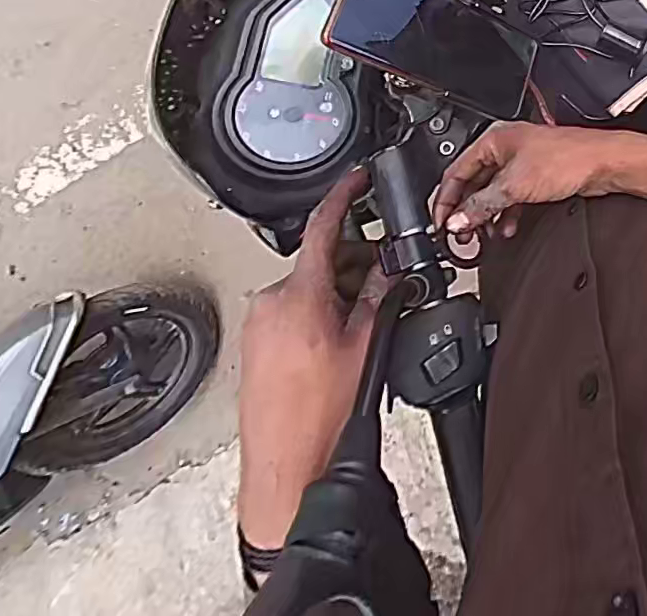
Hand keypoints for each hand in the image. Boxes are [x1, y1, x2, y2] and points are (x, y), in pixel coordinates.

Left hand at [238, 168, 384, 546]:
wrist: (287, 468)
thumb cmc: (321, 417)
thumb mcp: (365, 345)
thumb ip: (379, 294)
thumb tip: (390, 267)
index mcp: (299, 295)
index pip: (323, 227)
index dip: (344, 195)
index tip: (357, 179)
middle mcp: (271, 301)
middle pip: (321, 258)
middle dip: (355, 262)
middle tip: (384, 279)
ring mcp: (260, 322)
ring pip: (308, 283)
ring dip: (338, 288)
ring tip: (364, 320)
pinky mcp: (256, 340)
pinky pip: (291, 305)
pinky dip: (319, 306)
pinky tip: (340, 333)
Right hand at [430, 122, 646, 239]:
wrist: (602, 163)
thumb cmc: (566, 158)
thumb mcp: (514, 186)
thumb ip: (481, 204)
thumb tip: (458, 219)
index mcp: (493, 140)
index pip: (455, 171)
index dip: (445, 199)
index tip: (441, 223)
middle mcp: (505, 148)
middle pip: (472, 182)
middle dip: (465, 210)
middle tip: (458, 233)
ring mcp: (520, 162)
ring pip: (491, 192)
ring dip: (484, 215)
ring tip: (479, 235)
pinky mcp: (535, 176)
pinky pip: (510, 197)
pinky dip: (504, 213)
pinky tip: (505, 228)